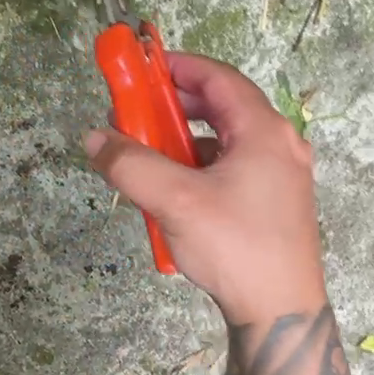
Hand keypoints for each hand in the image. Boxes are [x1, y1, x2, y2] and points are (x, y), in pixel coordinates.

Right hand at [83, 53, 326, 324]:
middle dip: (172, 107)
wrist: (279, 307)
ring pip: (221, 142)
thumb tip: (94, 139)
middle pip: (220, 108)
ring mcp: (277, 176)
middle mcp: (277, 145)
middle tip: (133, 114)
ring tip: (144, 156)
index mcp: (263, 131)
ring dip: (180, 141)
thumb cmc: (234, 245)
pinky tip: (169, 192)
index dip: (178, 67)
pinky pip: (226, 170)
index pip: (219, 78)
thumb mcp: (173, 201)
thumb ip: (130, 165)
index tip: (142, 67)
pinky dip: (194, 167)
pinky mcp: (269, 203)